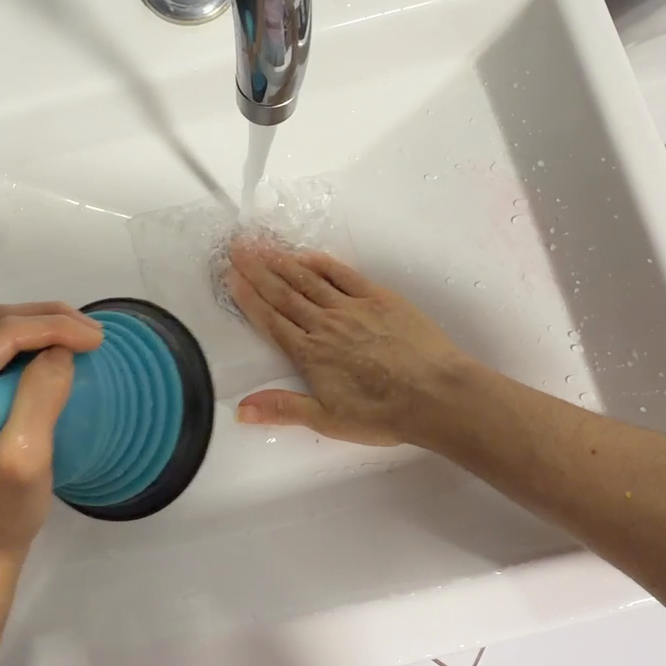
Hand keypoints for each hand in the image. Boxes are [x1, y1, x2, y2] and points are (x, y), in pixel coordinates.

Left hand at [0, 303, 103, 569]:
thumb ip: (38, 400)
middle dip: (50, 318)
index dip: (53, 326)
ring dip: (42, 326)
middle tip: (94, 335)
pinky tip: (56, 354)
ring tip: (81, 337)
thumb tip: (60, 351)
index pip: (3, 332)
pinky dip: (31, 344)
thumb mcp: (23, 461)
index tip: (97, 340)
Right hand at [225, 242, 471, 446]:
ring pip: (308, 279)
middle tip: (236, 248)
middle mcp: (324, 324)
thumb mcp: (328, 420)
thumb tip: (240, 410)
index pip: (270, 319)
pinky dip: (321, 263)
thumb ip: (283, 408)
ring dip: (281, 262)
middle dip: (256, 270)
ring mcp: (351, 307)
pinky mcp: (378, 297)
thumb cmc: (382, 414)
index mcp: (309, 353)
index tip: (230, 276)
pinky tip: (306, 255)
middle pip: (283, 293)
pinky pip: (343, 274)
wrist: (435, 395)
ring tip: (261, 246)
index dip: (248, 297)